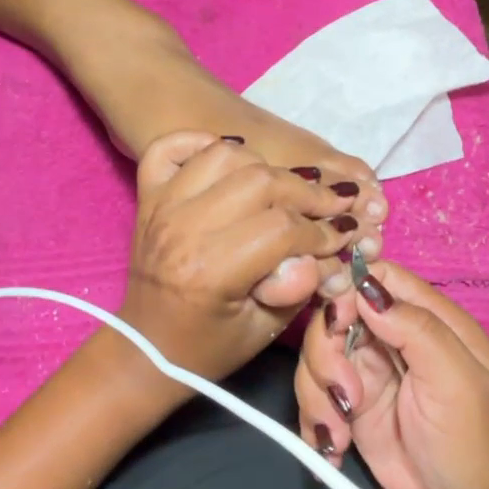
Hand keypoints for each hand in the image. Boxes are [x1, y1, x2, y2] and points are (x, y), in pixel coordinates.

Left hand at [121, 131, 363, 381]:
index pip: (282, 227)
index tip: (342, 239)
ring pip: (224, 153)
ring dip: (263, 166)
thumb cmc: (208, 346)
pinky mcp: (148, 195)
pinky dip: (200, 142)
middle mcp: (182, 228)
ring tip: (285, 189)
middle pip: (260, 180)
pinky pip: (171, 146)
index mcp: (209, 271)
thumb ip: (301, 285)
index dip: (322, 232)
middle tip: (331, 207)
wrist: (146, 346)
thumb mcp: (264, 329)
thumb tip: (331, 249)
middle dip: (307, 193)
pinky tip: (230, 160)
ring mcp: (161, 206)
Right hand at [295, 261, 488, 488]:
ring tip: (338, 433)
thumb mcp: (459, 385)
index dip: (347, 289)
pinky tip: (332, 447)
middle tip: (344, 395)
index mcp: (427, 321)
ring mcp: (366, 371)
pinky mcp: (348, 404)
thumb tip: (366, 288)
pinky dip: (313, 420)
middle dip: (325, 354)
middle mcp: (391, 338)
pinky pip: (311, 393)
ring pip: (315, 356)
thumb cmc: (477, 444)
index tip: (337, 323)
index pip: (377, 277)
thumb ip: (418, 330)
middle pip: (333, 315)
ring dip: (317, 394)